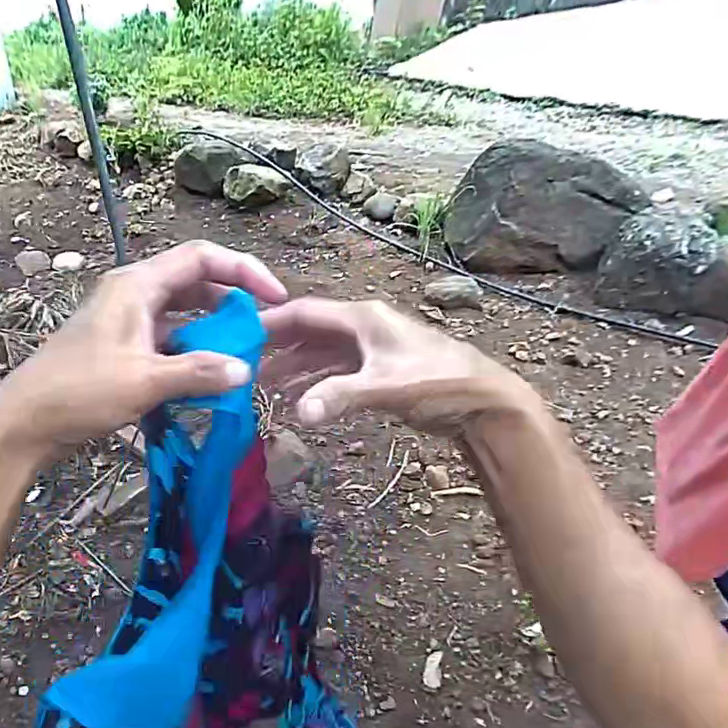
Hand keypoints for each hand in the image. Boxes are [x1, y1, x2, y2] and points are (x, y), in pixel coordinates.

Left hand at [0, 241, 288, 460]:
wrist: (26, 420)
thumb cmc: (79, 391)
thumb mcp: (144, 381)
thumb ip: (197, 373)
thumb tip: (244, 370)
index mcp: (137, 286)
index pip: (201, 257)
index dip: (244, 270)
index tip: (275, 296)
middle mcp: (131, 294)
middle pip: (193, 283)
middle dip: (230, 303)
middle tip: (261, 330)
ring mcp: (123, 321)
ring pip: (180, 315)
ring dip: (210, 331)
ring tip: (239, 355)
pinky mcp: (119, 347)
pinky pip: (165, 339)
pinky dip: (188, 352)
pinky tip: (204, 376)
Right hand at [261, 298, 537, 432]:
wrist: (487, 404)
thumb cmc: (438, 383)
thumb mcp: (384, 387)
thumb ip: (338, 397)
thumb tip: (297, 414)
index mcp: (362, 318)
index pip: (304, 313)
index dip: (270, 323)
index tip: (240, 337)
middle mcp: (363, 326)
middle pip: (309, 332)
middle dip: (277, 348)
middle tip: (245, 365)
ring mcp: (372, 348)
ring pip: (322, 353)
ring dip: (294, 367)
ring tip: (264, 385)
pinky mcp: (379, 369)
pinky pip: (336, 370)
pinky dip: (316, 381)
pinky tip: (300, 398)